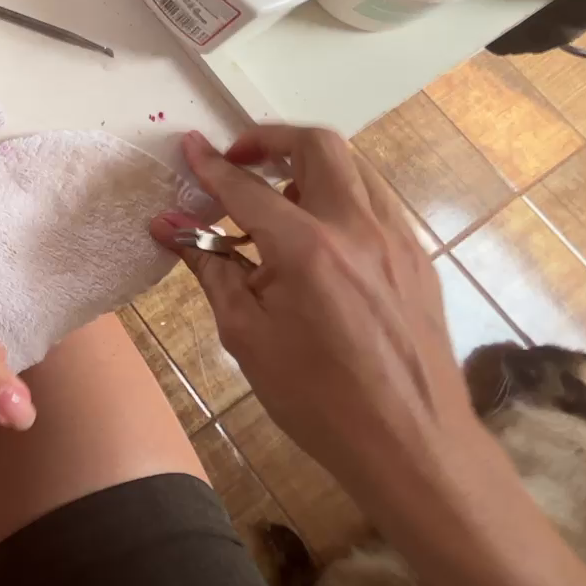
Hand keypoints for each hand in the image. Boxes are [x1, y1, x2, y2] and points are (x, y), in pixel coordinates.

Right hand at [150, 127, 477, 494]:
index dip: (210, 164)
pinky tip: (315, 233)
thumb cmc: (315, 395)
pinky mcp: (416, 260)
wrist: (412, 446)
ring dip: (308, 164)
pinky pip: (375, 201)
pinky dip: (338, 194)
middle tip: (238, 160)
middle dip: (270, 139)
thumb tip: (168, 228)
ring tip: (275, 196)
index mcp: (307, 249)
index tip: (188, 145)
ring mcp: (396, 241)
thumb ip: (209, 268)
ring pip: (355, 167)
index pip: (246, 188)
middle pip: (318, 145)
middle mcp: (358, 229)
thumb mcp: (245, 333)